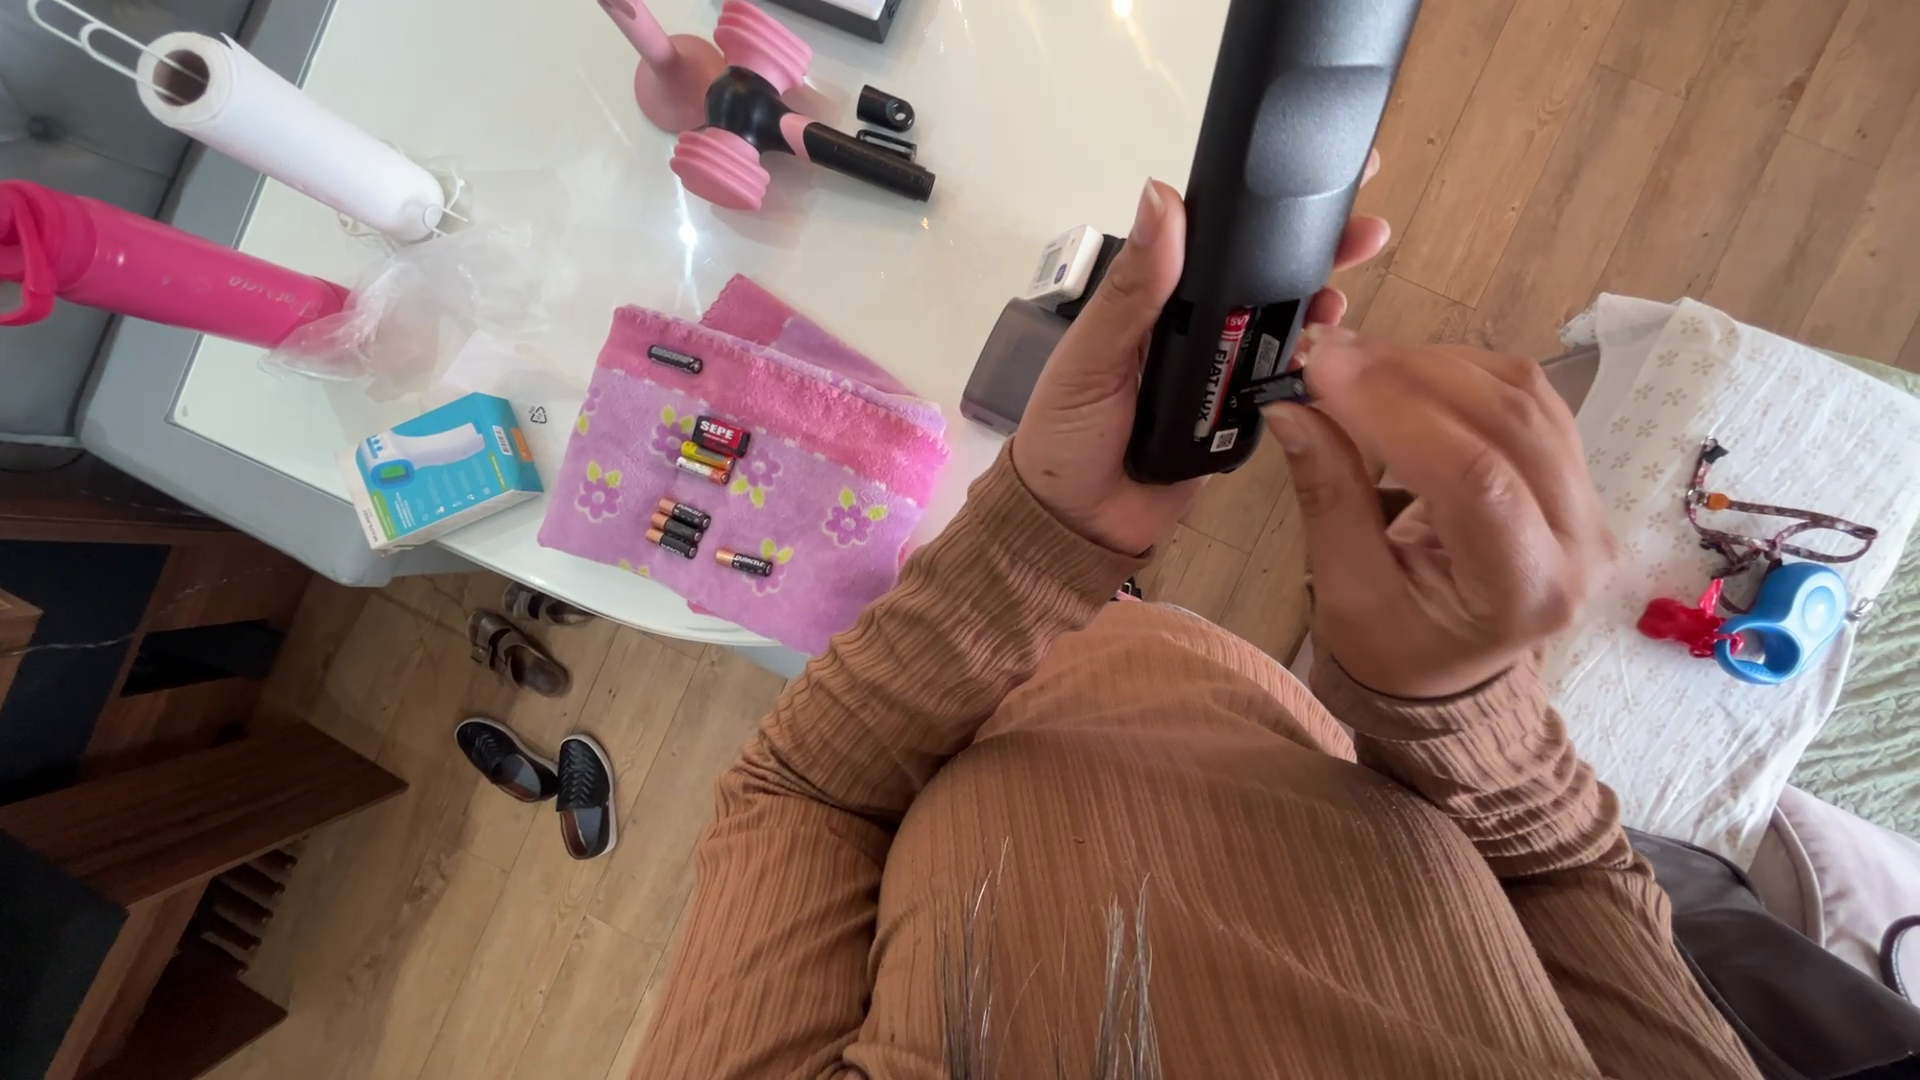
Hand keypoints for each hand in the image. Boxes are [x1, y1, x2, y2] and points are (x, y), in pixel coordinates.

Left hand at [1013, 159, 1389, 554]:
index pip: (1210, 244)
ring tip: (1346, 288)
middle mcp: (1187, 333)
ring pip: (1276, 330)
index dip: (1256, 210)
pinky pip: (1279, 389)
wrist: (1078, 523)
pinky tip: (1332, 352)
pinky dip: (1308, 370)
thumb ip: (1130, 288)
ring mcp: (1214, 377)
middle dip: (1309, 250)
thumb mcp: (1090, 357)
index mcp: (1149, 306)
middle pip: (1257, 280)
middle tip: (1363, 228)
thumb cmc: (1065, 436)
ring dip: (1315, 305)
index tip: (1312, 172)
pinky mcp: (1234, 421)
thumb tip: (1161, 195)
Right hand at [1263, 329, 1615, 699]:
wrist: (1442, 668)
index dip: (1393, 410)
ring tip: (1350, 359)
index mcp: (1524, 590)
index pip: (1473, 478)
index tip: (1320, 369)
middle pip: (1508, 420)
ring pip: (1523, 395)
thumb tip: (1291, 408)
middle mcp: (1579, 541)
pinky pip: (1522, 398)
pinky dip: (1450, 371)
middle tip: (1324, 352)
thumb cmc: (1388, 644)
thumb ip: (1327, 495)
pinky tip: (1394, 374)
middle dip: (1406, 372)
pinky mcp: (1573, 474)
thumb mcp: (1344, 586)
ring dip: (1428, 362)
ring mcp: (1588, 502)